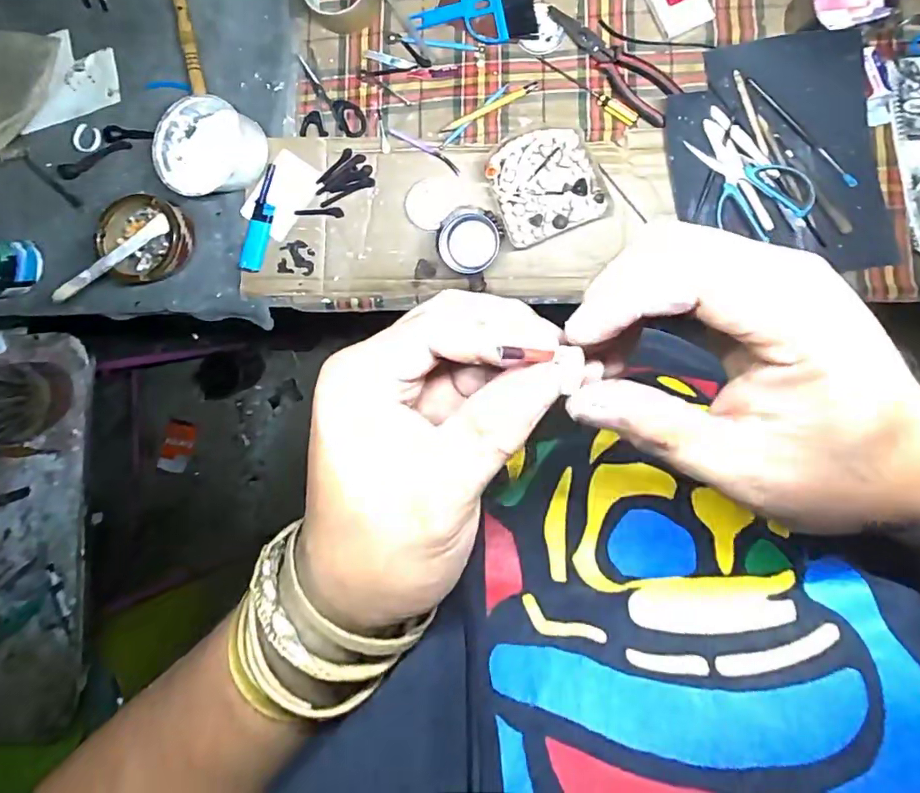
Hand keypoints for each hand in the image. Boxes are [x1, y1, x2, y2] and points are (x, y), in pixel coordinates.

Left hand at [297, 291, 581, 629]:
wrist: (355, 595)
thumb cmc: (382, 550)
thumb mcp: (443, 489)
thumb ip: (498, 423)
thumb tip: (557, 370)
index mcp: (360, 378)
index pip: (434, 328)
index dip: (497, 332)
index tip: (554, 349)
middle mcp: (375, 368)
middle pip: (449, 324)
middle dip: (509, 334)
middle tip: (565, 354)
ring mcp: (400, 385)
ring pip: (464, 344)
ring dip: (513, 352)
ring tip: (563, 366)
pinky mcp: (422, 406)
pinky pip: (469, 376)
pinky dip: (507, 376)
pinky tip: (542, 382)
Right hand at [561, 222, 919, 535]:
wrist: (917, 466)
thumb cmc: (842, 474)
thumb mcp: (742, 468)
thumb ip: (656, 428)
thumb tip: (577, 401)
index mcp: (791, 311)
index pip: (682, 272)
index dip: (617, 301)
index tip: (574, 348)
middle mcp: (780, 268)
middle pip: (667, 247)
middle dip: (611, 296)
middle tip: (583, 357)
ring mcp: (770, 268)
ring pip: (667, 250)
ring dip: (622, 296)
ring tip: (600, 353)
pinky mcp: (756, 280)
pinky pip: (681, 269)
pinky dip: (642, 300)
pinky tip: (628, 341)